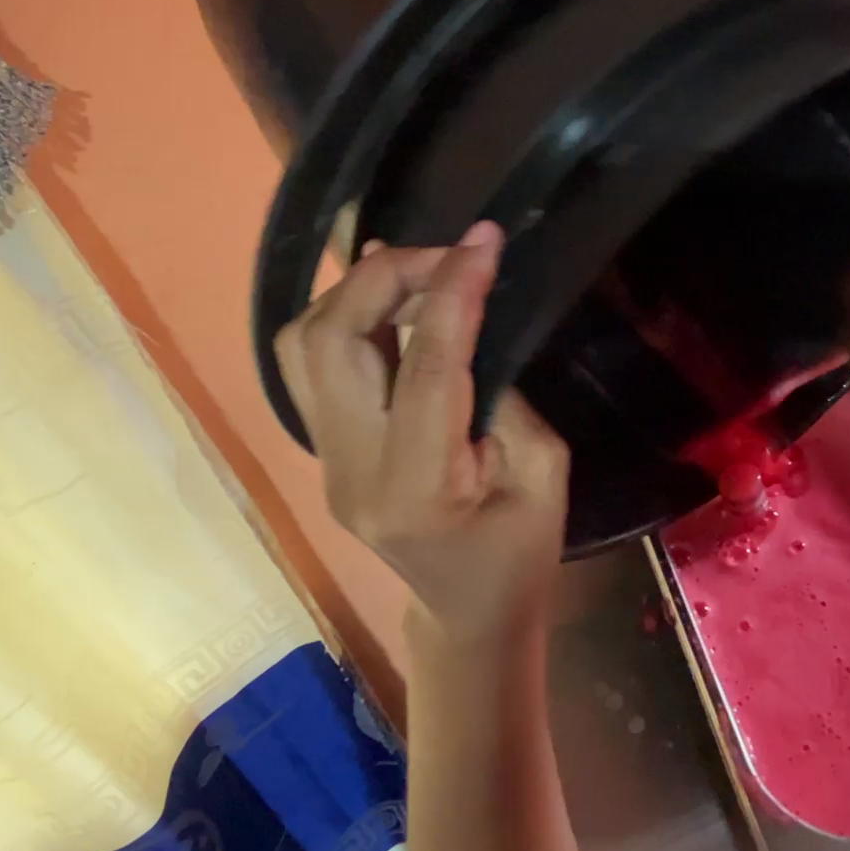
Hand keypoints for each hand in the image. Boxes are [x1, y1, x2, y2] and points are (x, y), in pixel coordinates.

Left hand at [275, 221, 570, 643]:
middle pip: (334, 340)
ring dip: (359, 290)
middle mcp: (351, 469)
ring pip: (304, 343)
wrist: (468, 611)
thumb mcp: (544, 472)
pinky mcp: (322, 450)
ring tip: (421, 273)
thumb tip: (466, 320)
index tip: (485, 239)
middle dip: (389, 275)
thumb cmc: (521, 551)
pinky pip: (310, 362)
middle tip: (452, 253)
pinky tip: (387, 297)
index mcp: (418, 487)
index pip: (427, 365)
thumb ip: (504, 393)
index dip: (454, 291)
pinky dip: (345, 313)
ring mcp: (324, 460)